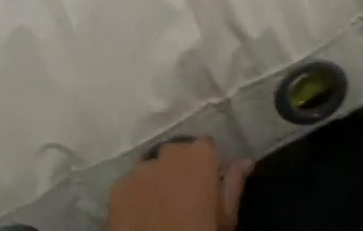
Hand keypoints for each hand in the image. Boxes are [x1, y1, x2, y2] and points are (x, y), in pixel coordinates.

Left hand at [107, 136, 251, 230]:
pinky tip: (140, 215)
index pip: (204, 146)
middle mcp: (169, 152)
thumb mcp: (225, 217)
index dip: (205, 164)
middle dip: (178, 169)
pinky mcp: (118, 187)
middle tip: (182, 196)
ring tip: (159, 206)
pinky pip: (129, 186)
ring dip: (156, 180)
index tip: (205, 183)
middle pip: (175, 153)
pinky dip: (134, 197)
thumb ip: (233, 183)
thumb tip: (245, 161)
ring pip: (151, 168)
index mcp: (200, 154)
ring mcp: (140, 168)